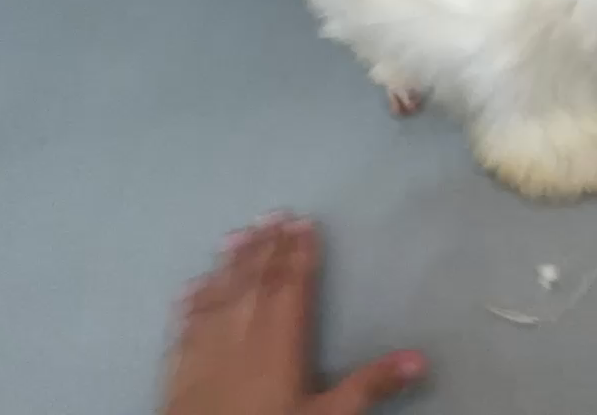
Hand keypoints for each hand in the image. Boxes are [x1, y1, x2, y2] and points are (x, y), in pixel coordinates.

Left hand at [164, 213, 427, 414]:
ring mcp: (205, 358)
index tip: (304, 222)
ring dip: (229, 265)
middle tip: (273, 213)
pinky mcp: (176, 379)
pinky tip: (189, 287)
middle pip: (256, 284)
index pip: (292, 287)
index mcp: (281, 344)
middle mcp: (242, 340)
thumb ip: (370, 384)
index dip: (300, 253)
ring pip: (220, 299)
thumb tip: (421, 357)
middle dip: (267, 247)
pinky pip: (183, 332)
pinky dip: (189, 306)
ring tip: (236, 234)